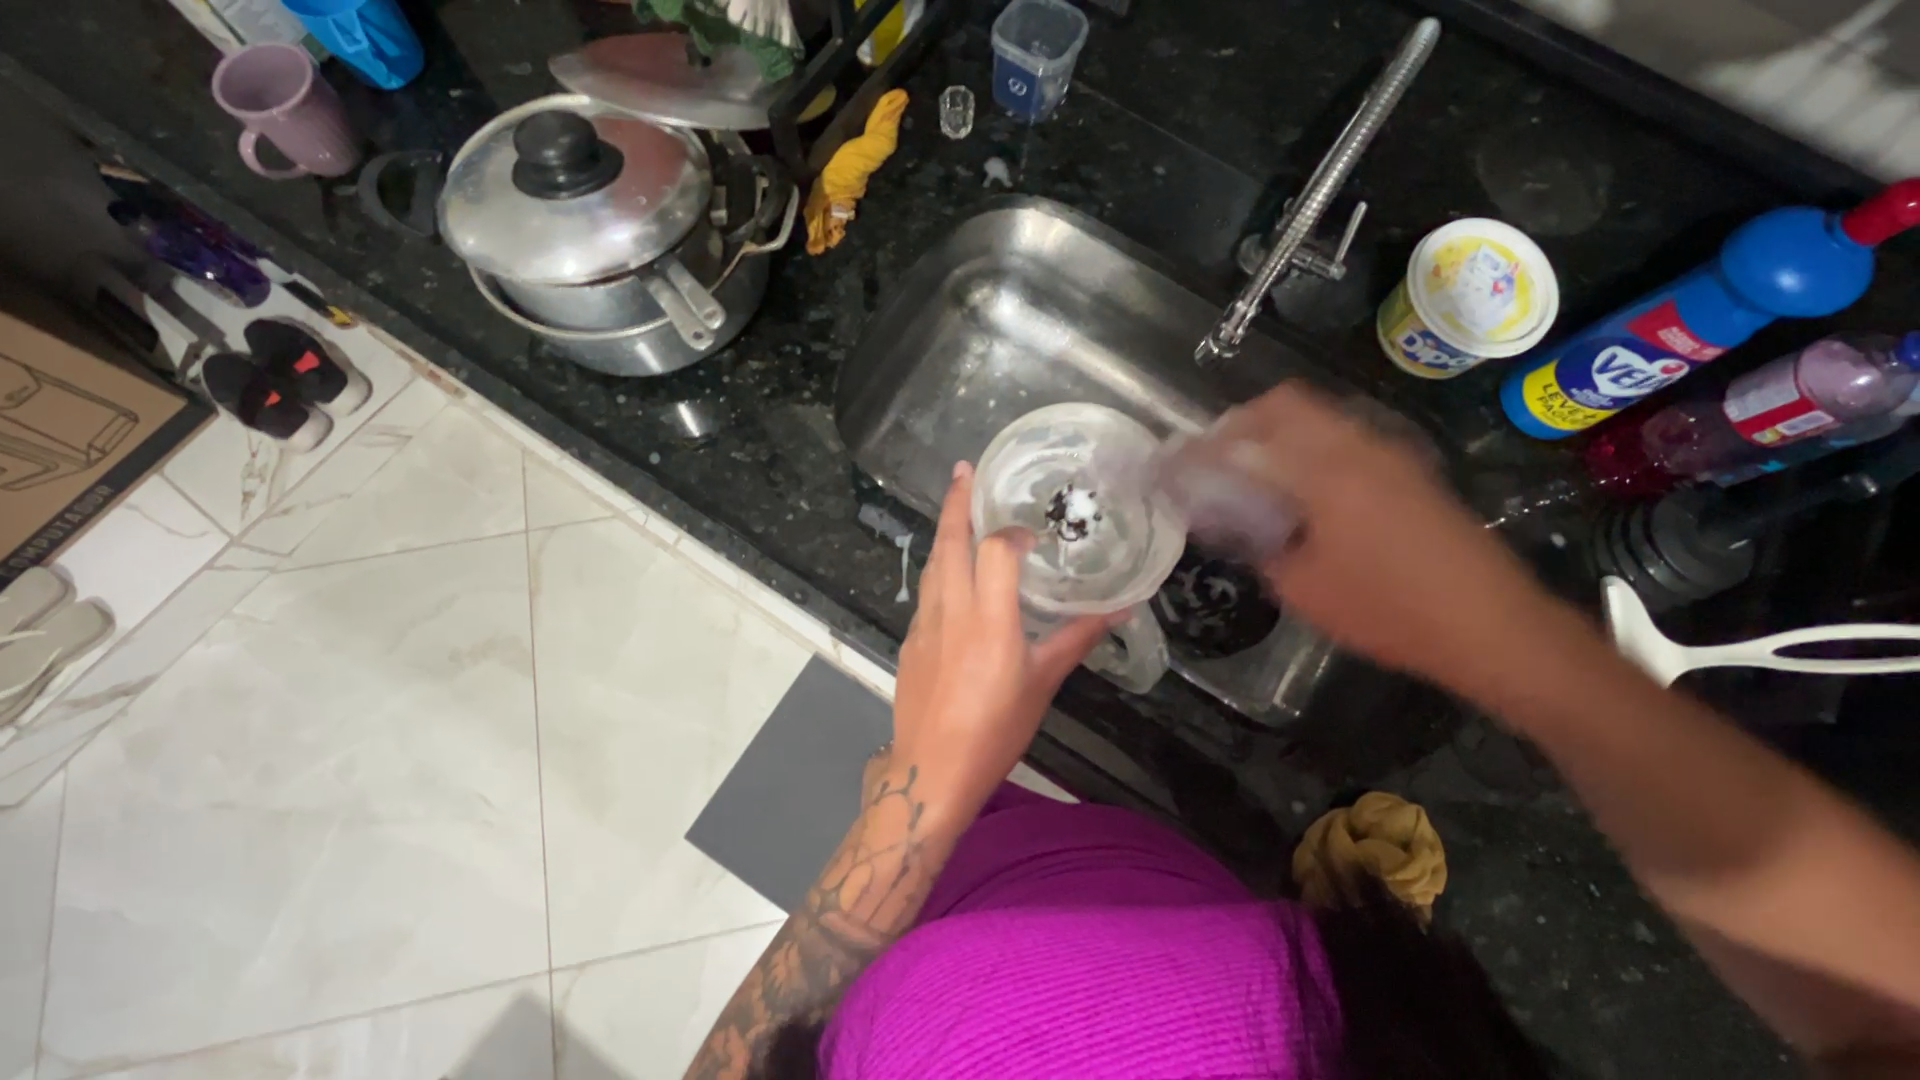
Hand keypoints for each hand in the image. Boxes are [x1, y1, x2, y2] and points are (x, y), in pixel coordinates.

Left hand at [887, 462, 1110, 821]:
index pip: (996, 550)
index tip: (1030, 535)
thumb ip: (1076, 639)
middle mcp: (951, 610)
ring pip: (931, 564)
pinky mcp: (910, 641)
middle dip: (955, 503)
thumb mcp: (1042, 684)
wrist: (932, 770)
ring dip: (943, 532)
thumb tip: (1118, 609)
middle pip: (948, 543)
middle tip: (963, 470)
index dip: (1013, 533)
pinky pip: (925, 592)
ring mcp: (924, 624)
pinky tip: (950, 573)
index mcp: (989, 618)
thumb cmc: (995, 729)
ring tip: (956, 508)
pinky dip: (938, 568)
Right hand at [1220, 383, 1572, 694]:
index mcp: (1325, 467)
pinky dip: (1312, 453)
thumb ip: (1256, 544)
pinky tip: (1304, 497)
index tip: (1180, 464)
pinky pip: (1346, 442)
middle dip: (1244, 426)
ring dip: (1281, 437)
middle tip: (1217, 462)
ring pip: (1321, 420)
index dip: (1207, 443)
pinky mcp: (1411, 474)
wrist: (1490, 625)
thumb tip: (1222, 520)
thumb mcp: (1302, 586)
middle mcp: (1359, 445)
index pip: (1250, 429)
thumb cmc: (1387, 608)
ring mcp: (1391, 455)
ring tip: (1255, 479)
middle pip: (1289, 404)